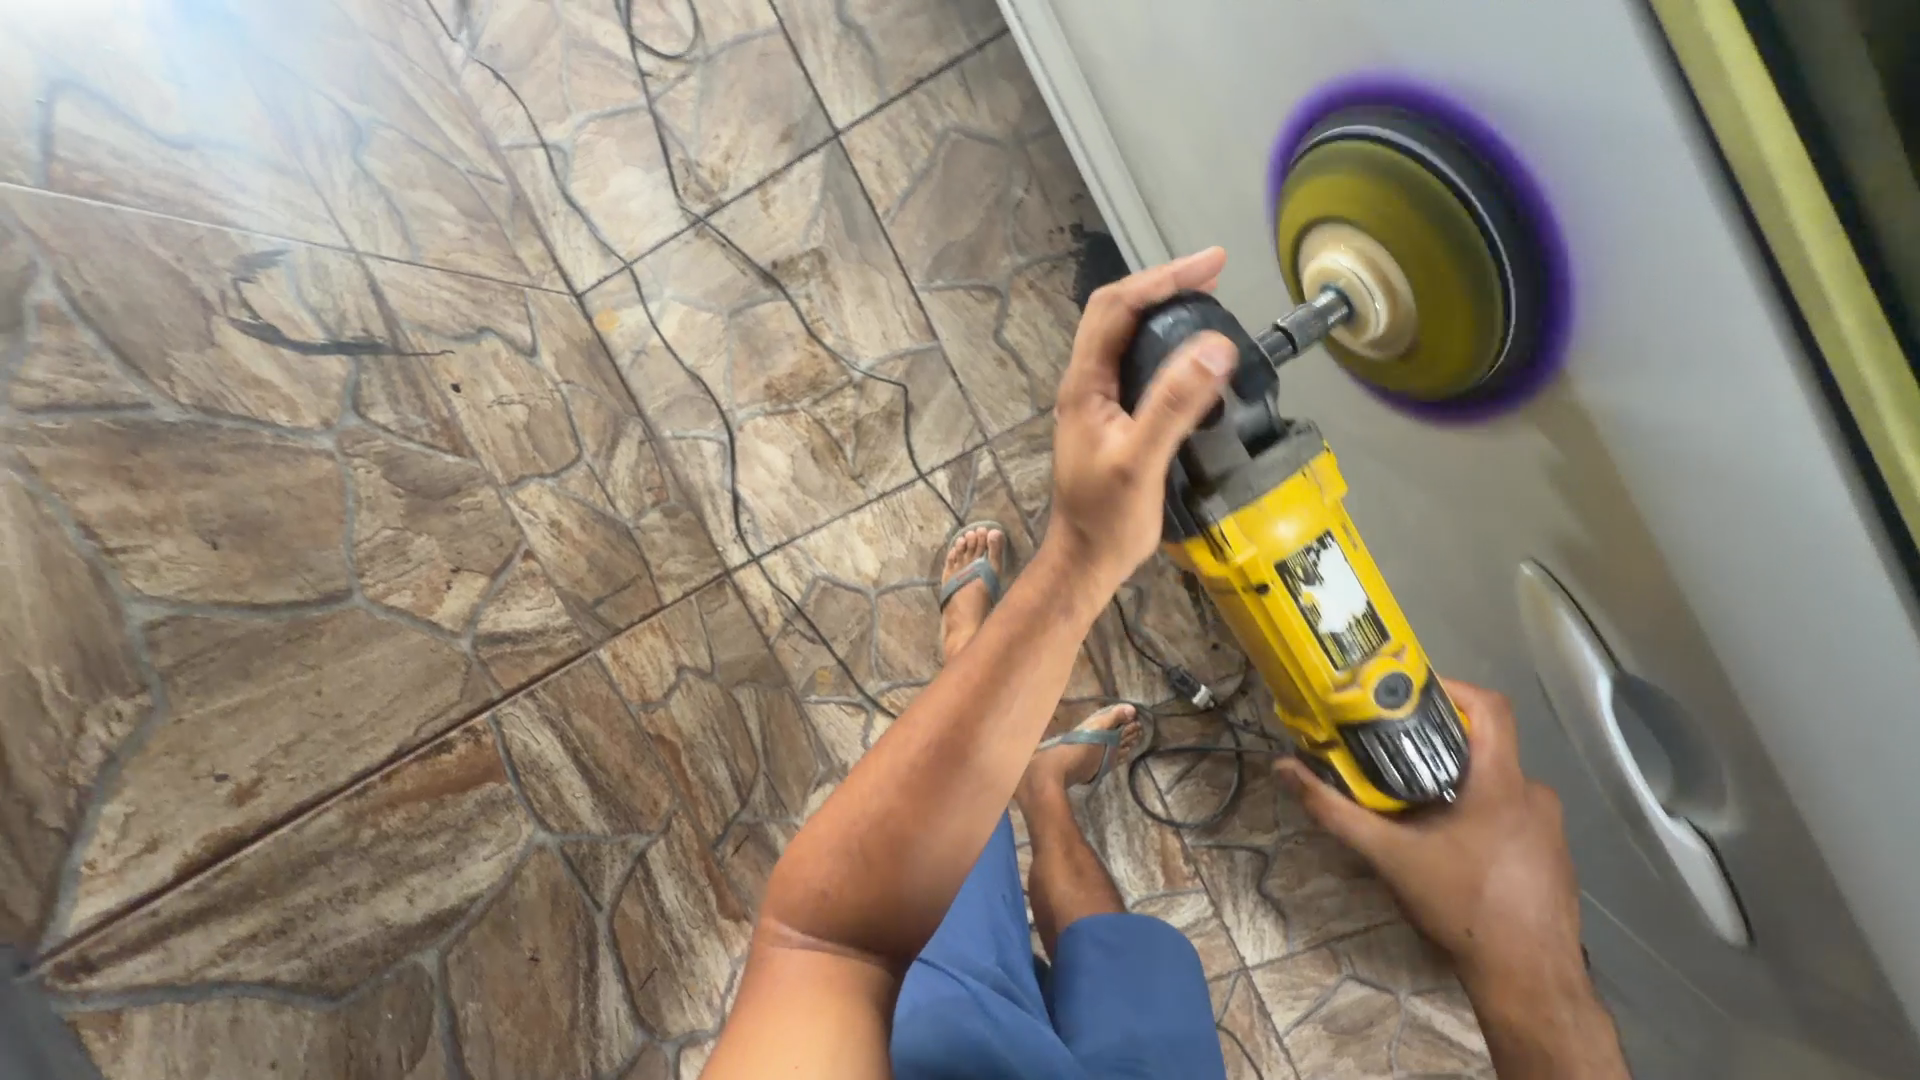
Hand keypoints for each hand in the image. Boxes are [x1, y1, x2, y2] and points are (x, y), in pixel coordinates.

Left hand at [1047, 247, 1236, 588]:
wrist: (1088, 557)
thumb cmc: (1107, 518)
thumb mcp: (1140, 461)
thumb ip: (1173, 405)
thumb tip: (1215, 347)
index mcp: (1083, 386)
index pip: (1115, 309)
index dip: (1161, 279)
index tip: (1210, 265)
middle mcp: (1085, 385)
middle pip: (1115, 314)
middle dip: (1161, 286)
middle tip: (1211, 275)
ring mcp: (1096, 402)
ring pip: (1123, 337)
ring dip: (1160, 311)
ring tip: (1204, 300)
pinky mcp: (1111, 419)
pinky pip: (1134, 365)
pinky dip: (1162, 344)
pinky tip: (1189, 352)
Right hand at [1276, 679, 1585, 992]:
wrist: (1531, 982)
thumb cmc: (1461, 906)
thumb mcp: (1387, 856)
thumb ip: (1334, 810)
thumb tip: (1284, 770)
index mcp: (1501, 783)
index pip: (1489, 706)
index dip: (1448, 687)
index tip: (1404, 694)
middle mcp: (1533, 794)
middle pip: (1483, 743)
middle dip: (1434, 742)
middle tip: (1389, 753)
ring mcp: (1549, 825)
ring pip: (1494, 780)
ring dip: (1453, 780)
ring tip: (1410, 801)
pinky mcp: (1552, 852)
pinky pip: (1510, 810)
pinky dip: (1475, 809)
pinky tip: (1446, 842)